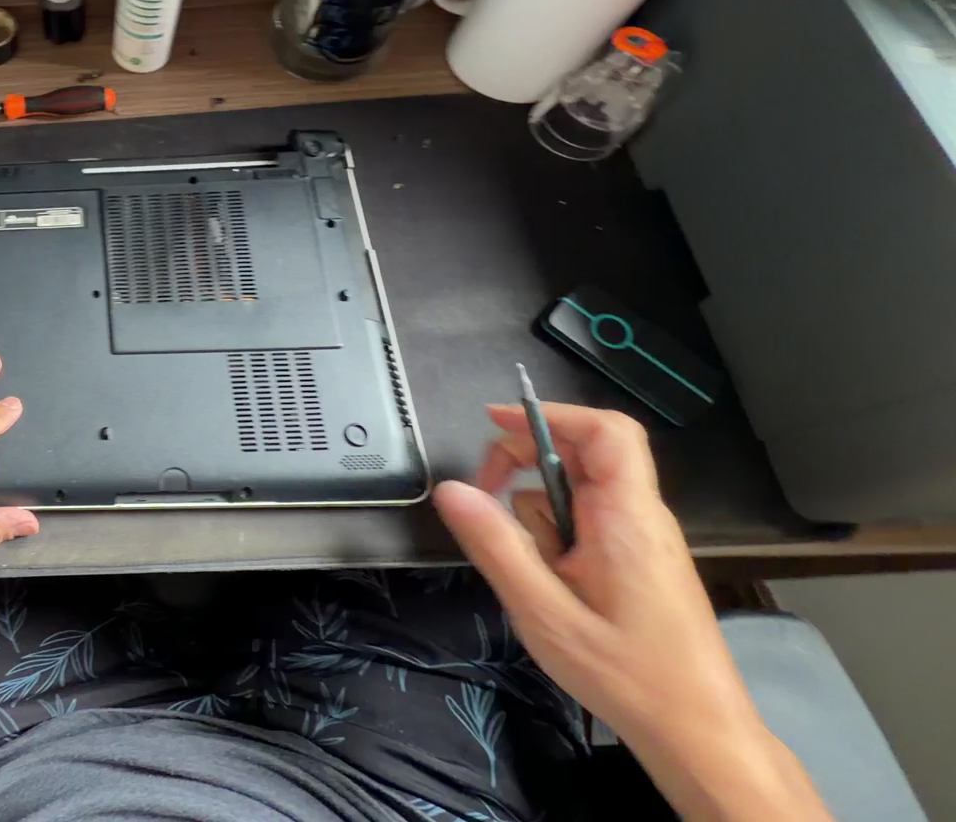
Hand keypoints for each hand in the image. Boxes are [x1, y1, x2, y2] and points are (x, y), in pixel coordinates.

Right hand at [434, 403, 829, 821]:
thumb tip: (450, 488)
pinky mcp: (636, 560)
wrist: (699, 735)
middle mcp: (639, 517)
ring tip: (528, 569)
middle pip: (581, 454)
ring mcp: (640, 539)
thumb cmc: (626, 673)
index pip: (606, 432)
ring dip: (536, 513)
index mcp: (625, 518)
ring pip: (574, 492)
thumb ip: (496, 545)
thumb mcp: (543, 611)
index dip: (548, 414)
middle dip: (524, 463)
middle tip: (484, 497)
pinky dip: (551, 535)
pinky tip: (546, 581)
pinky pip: (583, 521)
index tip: (493, 423)